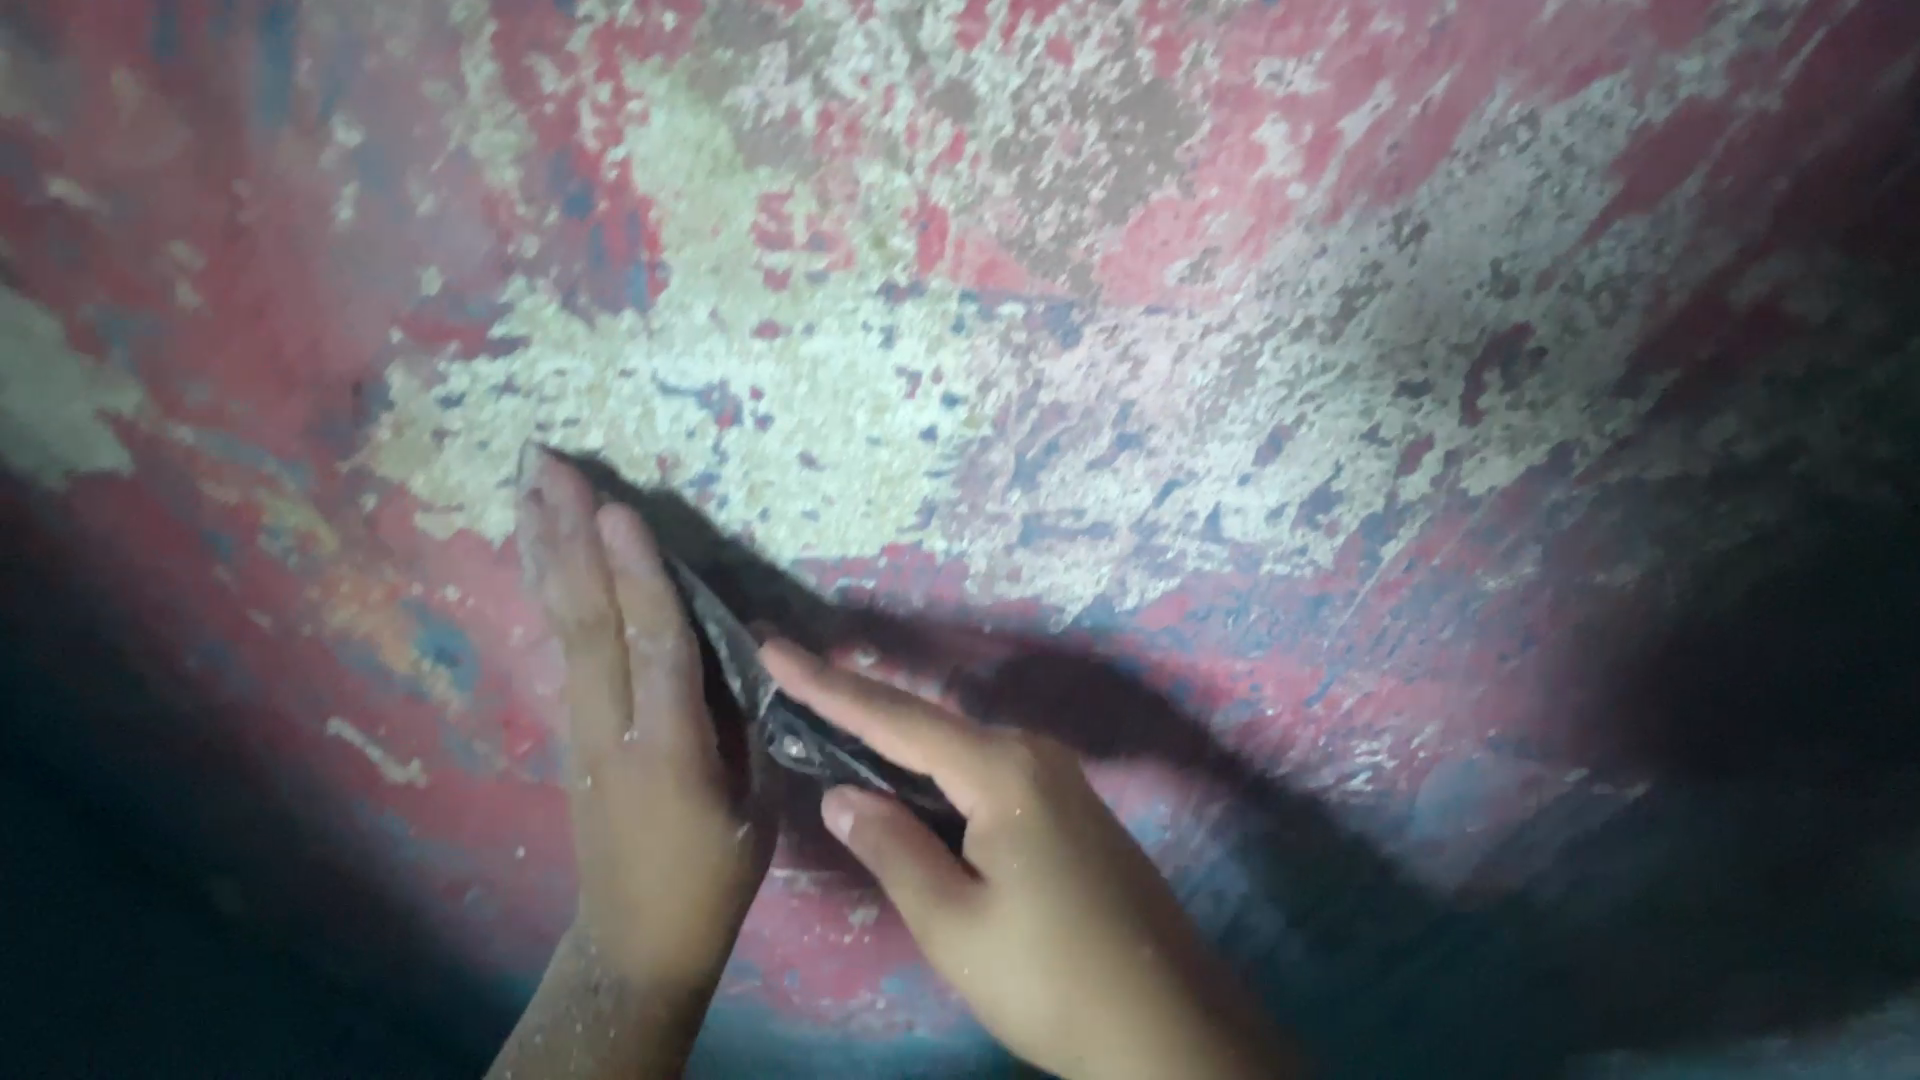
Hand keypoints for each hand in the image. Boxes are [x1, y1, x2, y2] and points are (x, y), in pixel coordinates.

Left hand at [488, 447, 771, 1079]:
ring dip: (546, 551)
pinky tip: (542, 554)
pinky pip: (563, 645)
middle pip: (587, 620)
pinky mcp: (571, 730)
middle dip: (567, 539)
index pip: (656, 646)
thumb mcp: (755, 803)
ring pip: (561, 625)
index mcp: (668, 748)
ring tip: (531, 487)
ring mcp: (581, 726)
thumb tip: (743, 650)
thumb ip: (748, 721)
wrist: (635, 938)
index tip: (618, 509)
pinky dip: (551, 590)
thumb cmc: (714, 871)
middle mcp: (611, 726)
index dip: (639, 577)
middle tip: (547, 465)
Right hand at [761, 640, 1298, 1079]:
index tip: (775, 646)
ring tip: (832, 721)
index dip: (828, 684)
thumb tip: (844, 795)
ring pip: (957, 746)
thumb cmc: (1050, 977)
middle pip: (928, 722)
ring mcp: (1057, 776)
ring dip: (896, 739)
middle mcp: (1032, 752)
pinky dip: (936, 769)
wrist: (1169, 1023)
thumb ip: (892, 847)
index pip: (895, 717)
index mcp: (1001, 769)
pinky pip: (985, 770)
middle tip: (794, 679)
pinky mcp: (1067, 804)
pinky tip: (906, 779)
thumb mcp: (954, 923)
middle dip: (859, 703)